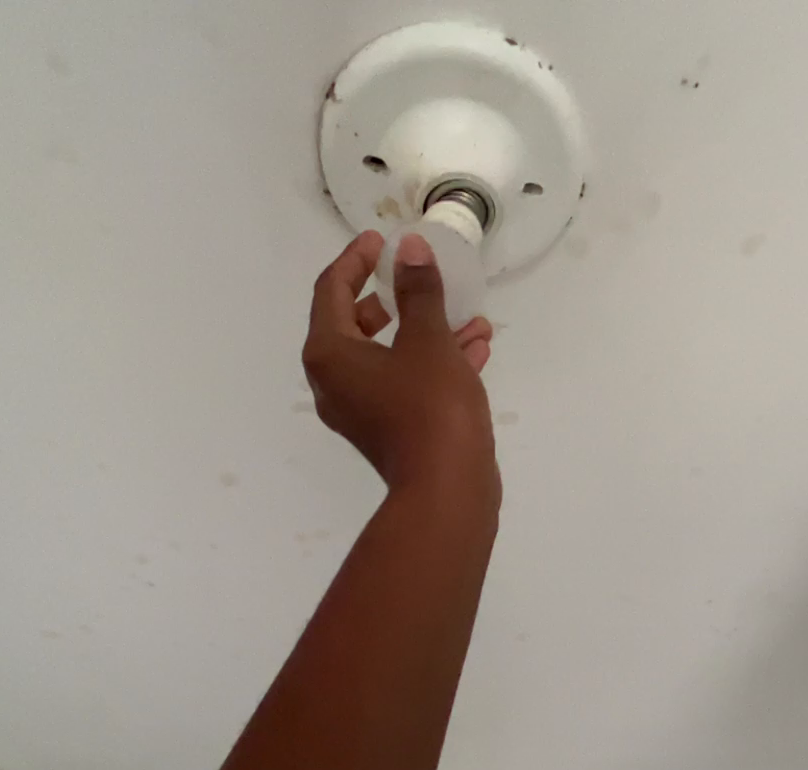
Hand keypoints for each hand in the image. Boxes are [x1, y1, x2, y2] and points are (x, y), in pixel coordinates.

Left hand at [304, 231, 497, 501]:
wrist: (448, 489)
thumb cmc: (431, 408)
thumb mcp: (429, 340)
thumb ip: (419, 290)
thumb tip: (411, 246)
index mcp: (330, 355)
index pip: (332, 290)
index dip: (356, 259)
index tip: (382, 241)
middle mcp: (336, 383)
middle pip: (357, 324)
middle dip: (396, 299)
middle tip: (417, 279)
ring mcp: (363, 411)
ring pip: (390, 356)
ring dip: (427, 332)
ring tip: (469, 317)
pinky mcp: (391, 431)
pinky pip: (406, 383)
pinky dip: (434, 364)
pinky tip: (477, 350)